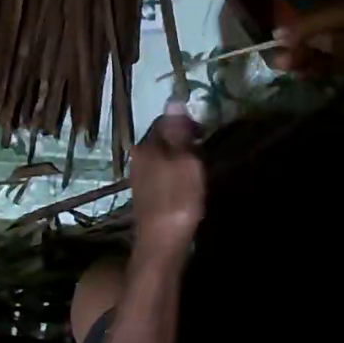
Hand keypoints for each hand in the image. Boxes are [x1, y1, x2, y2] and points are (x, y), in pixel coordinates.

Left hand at [130, 103, 204, 254]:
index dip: (186, 121)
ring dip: (179, 156)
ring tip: (198, 167)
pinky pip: (161, 172)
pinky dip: (175, 172)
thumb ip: (179, 131)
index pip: (164, 120)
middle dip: (183, 139)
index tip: (205, 132)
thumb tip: (174, 100)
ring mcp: (139, 177)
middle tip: (204, 149)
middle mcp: (137, 157)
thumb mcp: (186, 160)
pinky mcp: (144, 194)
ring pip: (162, 156)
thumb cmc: (178, 198)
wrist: (161, 242)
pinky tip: (186, 184)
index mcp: (146, 146)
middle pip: (162, 138)